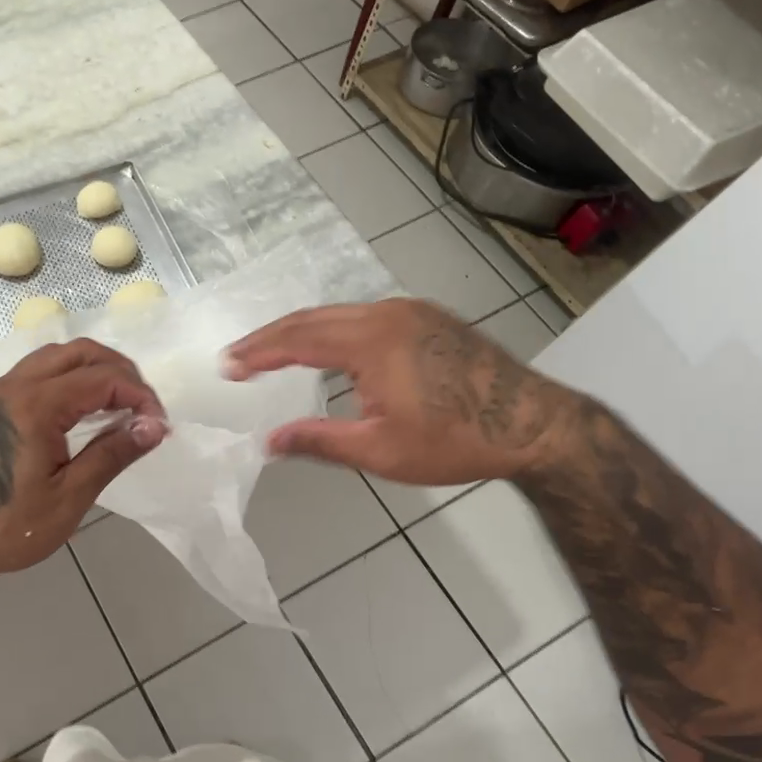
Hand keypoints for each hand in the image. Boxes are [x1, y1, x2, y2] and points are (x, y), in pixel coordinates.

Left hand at [0, 338, 166, 581]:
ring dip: (94, 369)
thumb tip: (154, 426)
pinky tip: (82, 409)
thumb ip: (112, 454)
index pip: (104, 378)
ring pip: (57, 356)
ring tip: (119, 405)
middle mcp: (17, 384)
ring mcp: (0, 391)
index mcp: (38, 404)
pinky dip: (69, 376)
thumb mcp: (67, 499)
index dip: (140, 396)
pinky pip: (38, 370)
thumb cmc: (3, 525)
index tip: (159, 427)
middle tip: (144, 408)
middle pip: (81, 352)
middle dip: (121, 371)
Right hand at [223, 300, 581, 485]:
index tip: (226, 366)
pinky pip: (363, 316)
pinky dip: (330, 330)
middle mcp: (386, 313)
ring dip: (299, 332)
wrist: (535, 424)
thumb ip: (319, 441)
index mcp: (371, 340)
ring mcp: (410, 311)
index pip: (297, 339)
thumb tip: (268, 442)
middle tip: (236, 356)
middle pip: (312, 318)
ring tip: (269, 352)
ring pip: (338, 314)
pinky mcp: (426, 317)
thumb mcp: (381, 450)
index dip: (257, 353)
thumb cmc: (456, 441)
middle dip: (270, 338)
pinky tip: (322, 348)